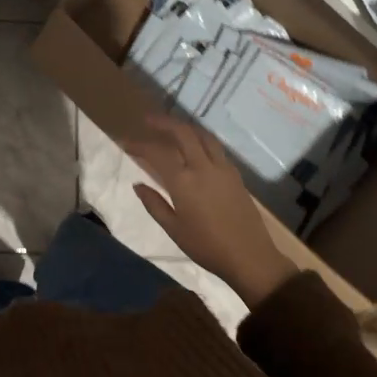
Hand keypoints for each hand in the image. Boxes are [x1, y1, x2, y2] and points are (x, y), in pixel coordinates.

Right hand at [126, 115, 297, 307]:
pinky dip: (201, 139)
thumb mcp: (174, 230)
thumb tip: (137, 184)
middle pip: (183, 132)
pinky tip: (196, 146)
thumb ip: (154, 204)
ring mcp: (222, 168)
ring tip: (172, 127)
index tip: (126, 142)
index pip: (157, 153)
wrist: (250, 257)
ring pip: (203, 135)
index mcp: (183, 182)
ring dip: (185, 126)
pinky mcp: (235, 174)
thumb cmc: (207, 247)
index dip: (139, 145)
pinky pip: (215, 147)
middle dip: (163, 122)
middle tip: (148, 119)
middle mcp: (203, 167)